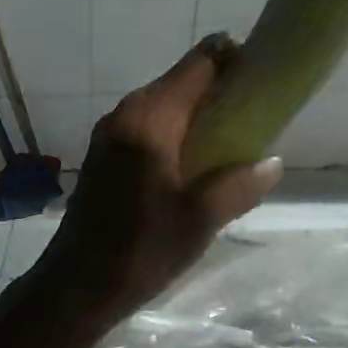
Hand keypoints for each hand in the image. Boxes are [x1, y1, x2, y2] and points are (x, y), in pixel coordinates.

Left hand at [34, 34, 282, 313]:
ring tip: (232, 144)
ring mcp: (107, 138)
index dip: (234, 61)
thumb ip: (239, 184)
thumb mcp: (200, 218)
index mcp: (148, 119)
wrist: (76, 285)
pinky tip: (194, 166)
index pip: (199, 63)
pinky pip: (145, 133)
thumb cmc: (140, 249)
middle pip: (179, 83)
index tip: (265, 80)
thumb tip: (271, 162)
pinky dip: (172, 138)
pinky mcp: (100, 161)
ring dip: (195, 118)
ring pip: (161, 109)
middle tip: (256, 118)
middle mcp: (123, 116)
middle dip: (218, 92)